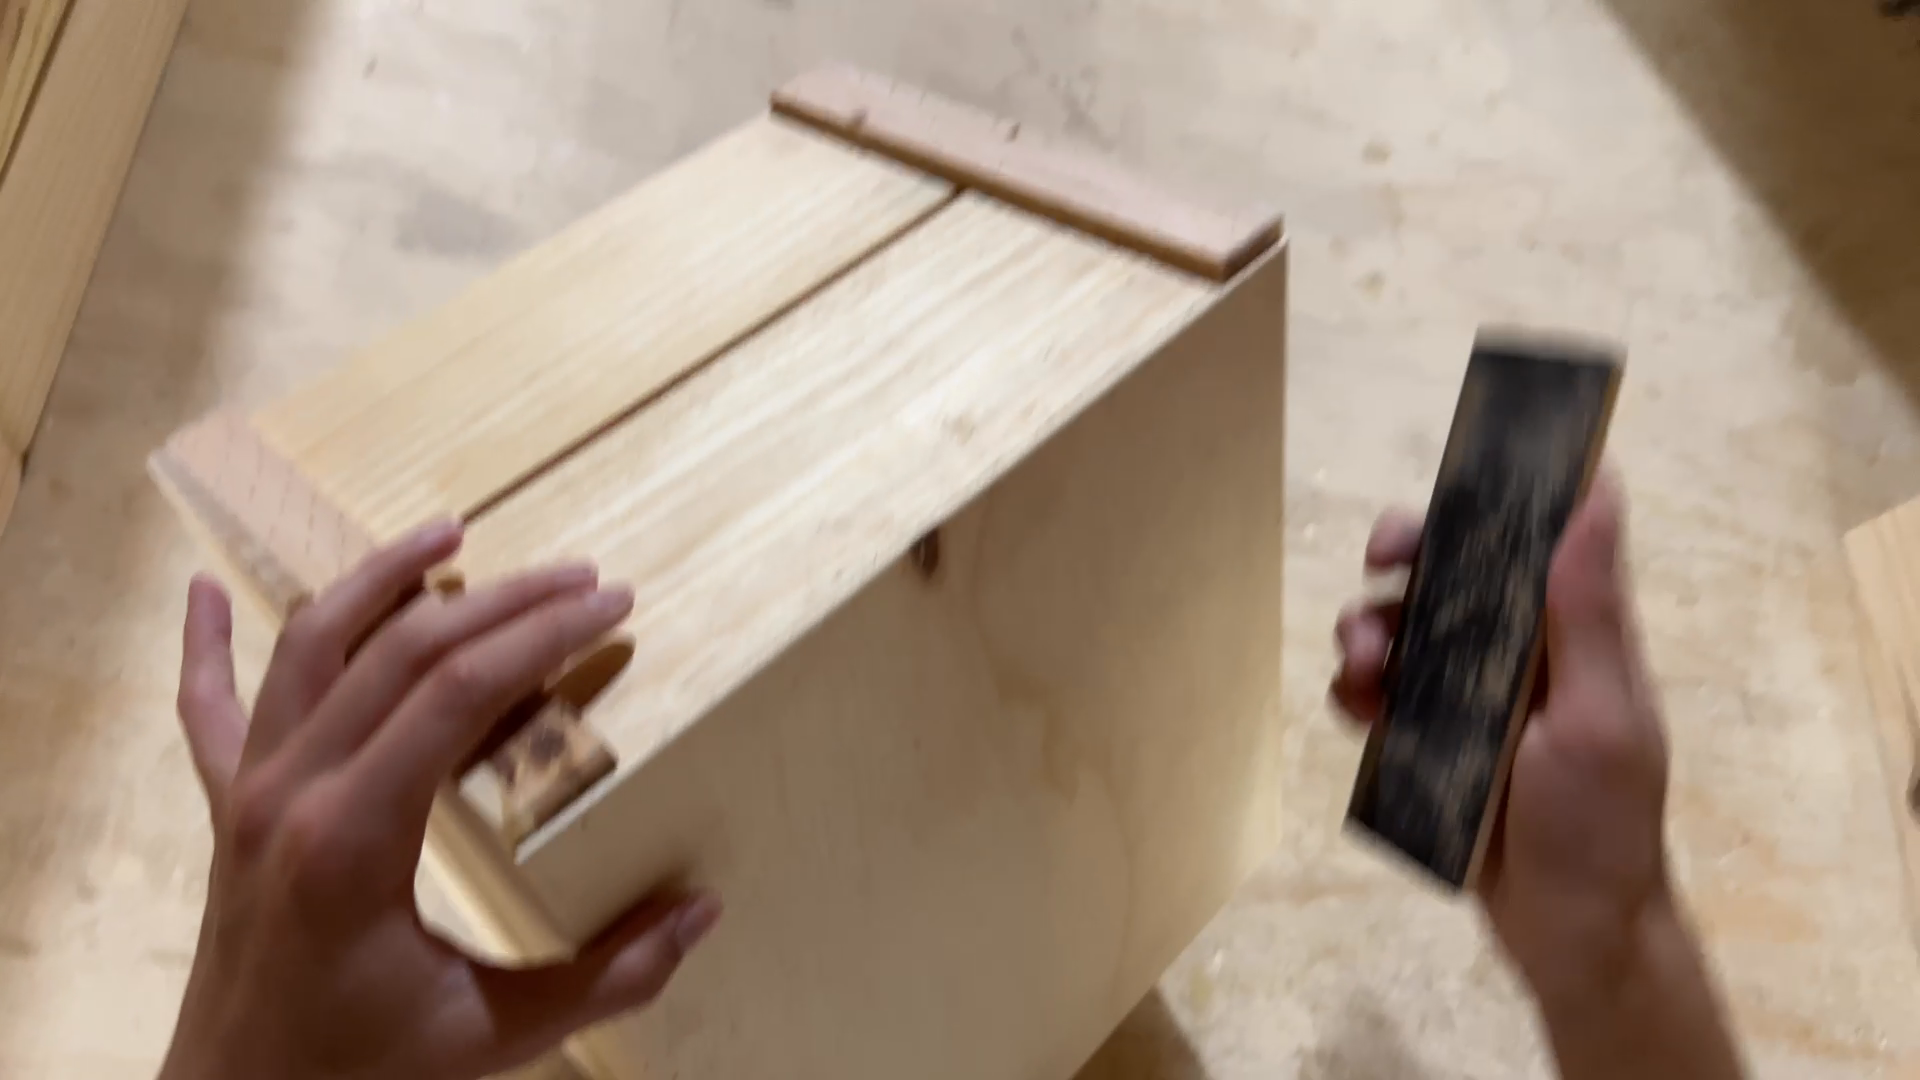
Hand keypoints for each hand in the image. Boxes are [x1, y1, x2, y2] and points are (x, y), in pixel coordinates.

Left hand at [161, 522, 720, 1079]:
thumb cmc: (365, 1069)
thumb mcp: (504, 1034)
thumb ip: (616, 975)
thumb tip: (707, 908)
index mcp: (354, 838)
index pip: (459, 690)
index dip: (545, 632)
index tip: (612, 604)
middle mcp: (289, 791)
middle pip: (405, 647)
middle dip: (508, 597)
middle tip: (584, 576)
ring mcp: (243, 790)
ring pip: (307, 645)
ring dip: (381, 577)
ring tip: (447, 529)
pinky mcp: (223, 805)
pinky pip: (203, 705)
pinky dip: (203, 641)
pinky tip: (202, 589)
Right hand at [1330, 479, 1673, 1004]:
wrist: (1558, 919)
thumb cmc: (1595, 817)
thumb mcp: (1598, 714)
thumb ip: (1587, 614)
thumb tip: (1598, 496)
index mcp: (1556, 632)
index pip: (1510, 544)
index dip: (1466, 513)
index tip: (1438, 511)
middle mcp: (1499, 647)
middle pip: (1432, 573)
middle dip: (1393, 563)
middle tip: (1376, 576)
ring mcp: (1449, 687)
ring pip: (1385, 625)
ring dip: (1360, 633)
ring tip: (1363, 673)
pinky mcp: (1411, 726)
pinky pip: (1362, 687)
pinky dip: (1348, 690)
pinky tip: (1358, 713)